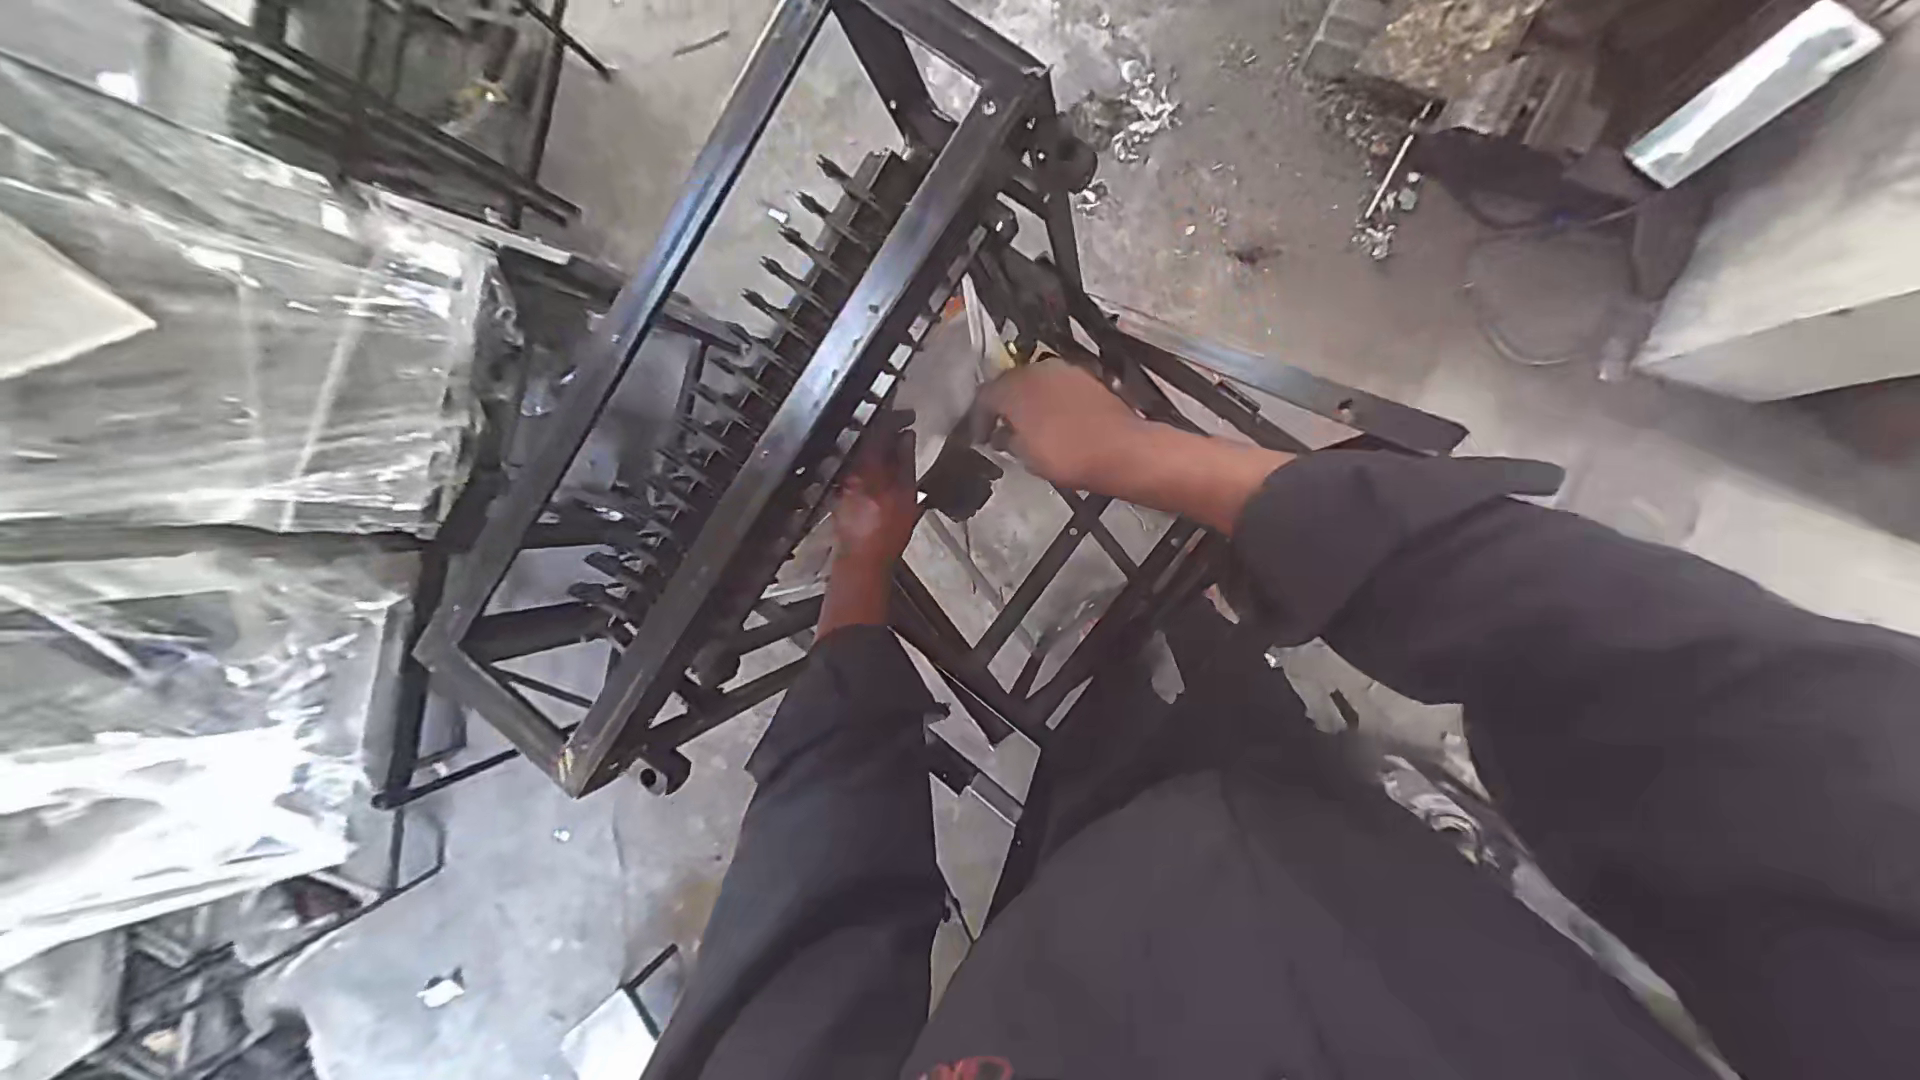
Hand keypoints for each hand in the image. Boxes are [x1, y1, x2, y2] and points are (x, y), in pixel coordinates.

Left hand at [830, 414, 917, 570]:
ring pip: (860, 453)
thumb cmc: (886, 533)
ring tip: (894, 451)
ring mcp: (842, 480)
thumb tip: (906, 437)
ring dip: (878, 447)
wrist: (863, 559)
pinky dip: (869, 464)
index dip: (896, 418)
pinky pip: (855, 468)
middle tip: (902, 430)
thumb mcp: (906, 496)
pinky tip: (880, 472)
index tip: (908, 417)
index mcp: (867, 467)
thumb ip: (905, 463)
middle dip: (886, 431)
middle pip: (866, 439)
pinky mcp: (839, 492)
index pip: (880, 429)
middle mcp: (850, 469)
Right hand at [974, 358, 1150, 491]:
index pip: (984, 397)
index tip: (980, 438)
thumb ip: (1007, 440)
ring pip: (1035, 382)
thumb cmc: (1068, 455)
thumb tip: (1002, 435)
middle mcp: (1037, 369)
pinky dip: (1050, 401)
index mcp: (1014, 387)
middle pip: (1009, 383)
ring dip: (1027, 402)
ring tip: (1028, 427)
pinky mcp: (1088, 377)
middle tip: (1000, 430)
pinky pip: (1058, 386)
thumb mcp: (1026, 456)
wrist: (1120, 450)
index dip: (978, 419)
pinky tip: (1054, 422)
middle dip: (1003, 406)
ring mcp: (1065, 370)